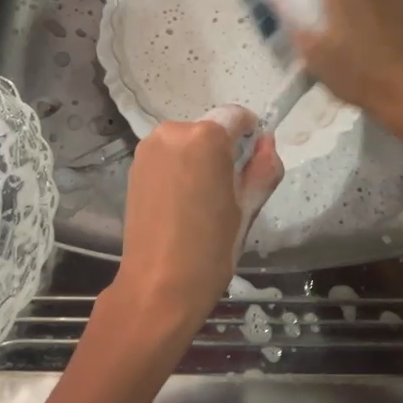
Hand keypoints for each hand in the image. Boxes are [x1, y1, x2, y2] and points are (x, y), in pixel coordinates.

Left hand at [112, 106, 283, 329]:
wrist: (157, 286)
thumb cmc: (210, 249)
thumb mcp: (247, 208)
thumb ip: (263, 168)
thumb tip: (267, 141)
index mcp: (205, 138)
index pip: (236, 115)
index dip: (249, 134)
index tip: (253, 162)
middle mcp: (172, 131)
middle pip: (210, 128)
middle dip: (223, 150)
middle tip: (229, 191)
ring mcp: (149, 147)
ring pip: (187, 142)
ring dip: (199, 159)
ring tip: (203, 201)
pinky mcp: (135, 165)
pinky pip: (167, 155)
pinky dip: (179, 168)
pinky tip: (181, 204)